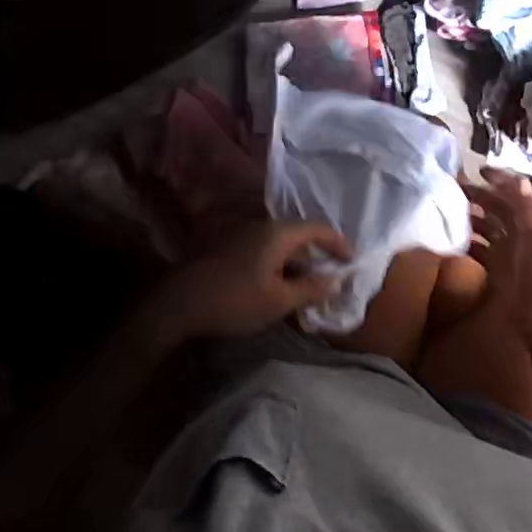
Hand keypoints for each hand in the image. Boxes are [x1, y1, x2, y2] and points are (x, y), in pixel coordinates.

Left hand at [144, 220, 352, 341]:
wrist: (178, 305)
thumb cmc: (234, 300)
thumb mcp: (279, 301)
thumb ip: (311, 289)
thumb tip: (337, 279)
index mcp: (277, 233)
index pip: (318, 229)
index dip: (338, 244)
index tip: (352, 260)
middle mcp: (261, 227)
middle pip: (299, 237)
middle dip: (317, 259)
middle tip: (332, 282)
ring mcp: (242, 236)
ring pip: (280, 247)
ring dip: (297, 266)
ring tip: (308, 291)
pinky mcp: (229, 249)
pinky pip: (264, 253)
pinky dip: (279, 268)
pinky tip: (279, 290)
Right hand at [465, 169, 531, 364]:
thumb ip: (528, 211)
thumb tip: (517, 178)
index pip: (520, 195)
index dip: (502, 181)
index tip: (477, 170)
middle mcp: (528, 237)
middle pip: (503, 210)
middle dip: (481, 197)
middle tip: (454, 189)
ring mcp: (514, 257)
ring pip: (491, 229)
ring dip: (473, 218)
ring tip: (449, 211)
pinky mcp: (502, 274)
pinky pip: (483, 251)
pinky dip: (470, 243)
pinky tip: (453, 240)